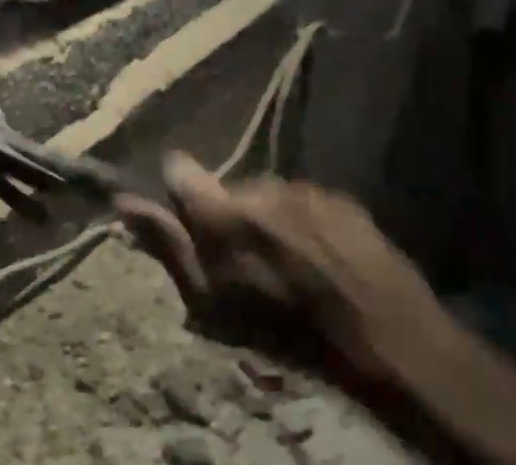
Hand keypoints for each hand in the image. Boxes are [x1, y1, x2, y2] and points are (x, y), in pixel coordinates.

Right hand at [115, 153, 448, 382]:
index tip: (188, 224)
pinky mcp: (345, 201)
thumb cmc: (287, 329)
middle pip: (225, 189)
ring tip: (289, 264)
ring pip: (267, 196)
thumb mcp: (210, 297)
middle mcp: (260, 186)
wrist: (395, 345)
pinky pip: (306, 204)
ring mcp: (306, 190)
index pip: (177, 169)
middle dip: (227, 216)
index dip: (179, 195)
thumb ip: (166, 243)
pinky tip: (321, 260)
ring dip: (267, 220)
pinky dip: (303, 225)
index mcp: (220, 208)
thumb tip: (120, 200)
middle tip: (244, 261)